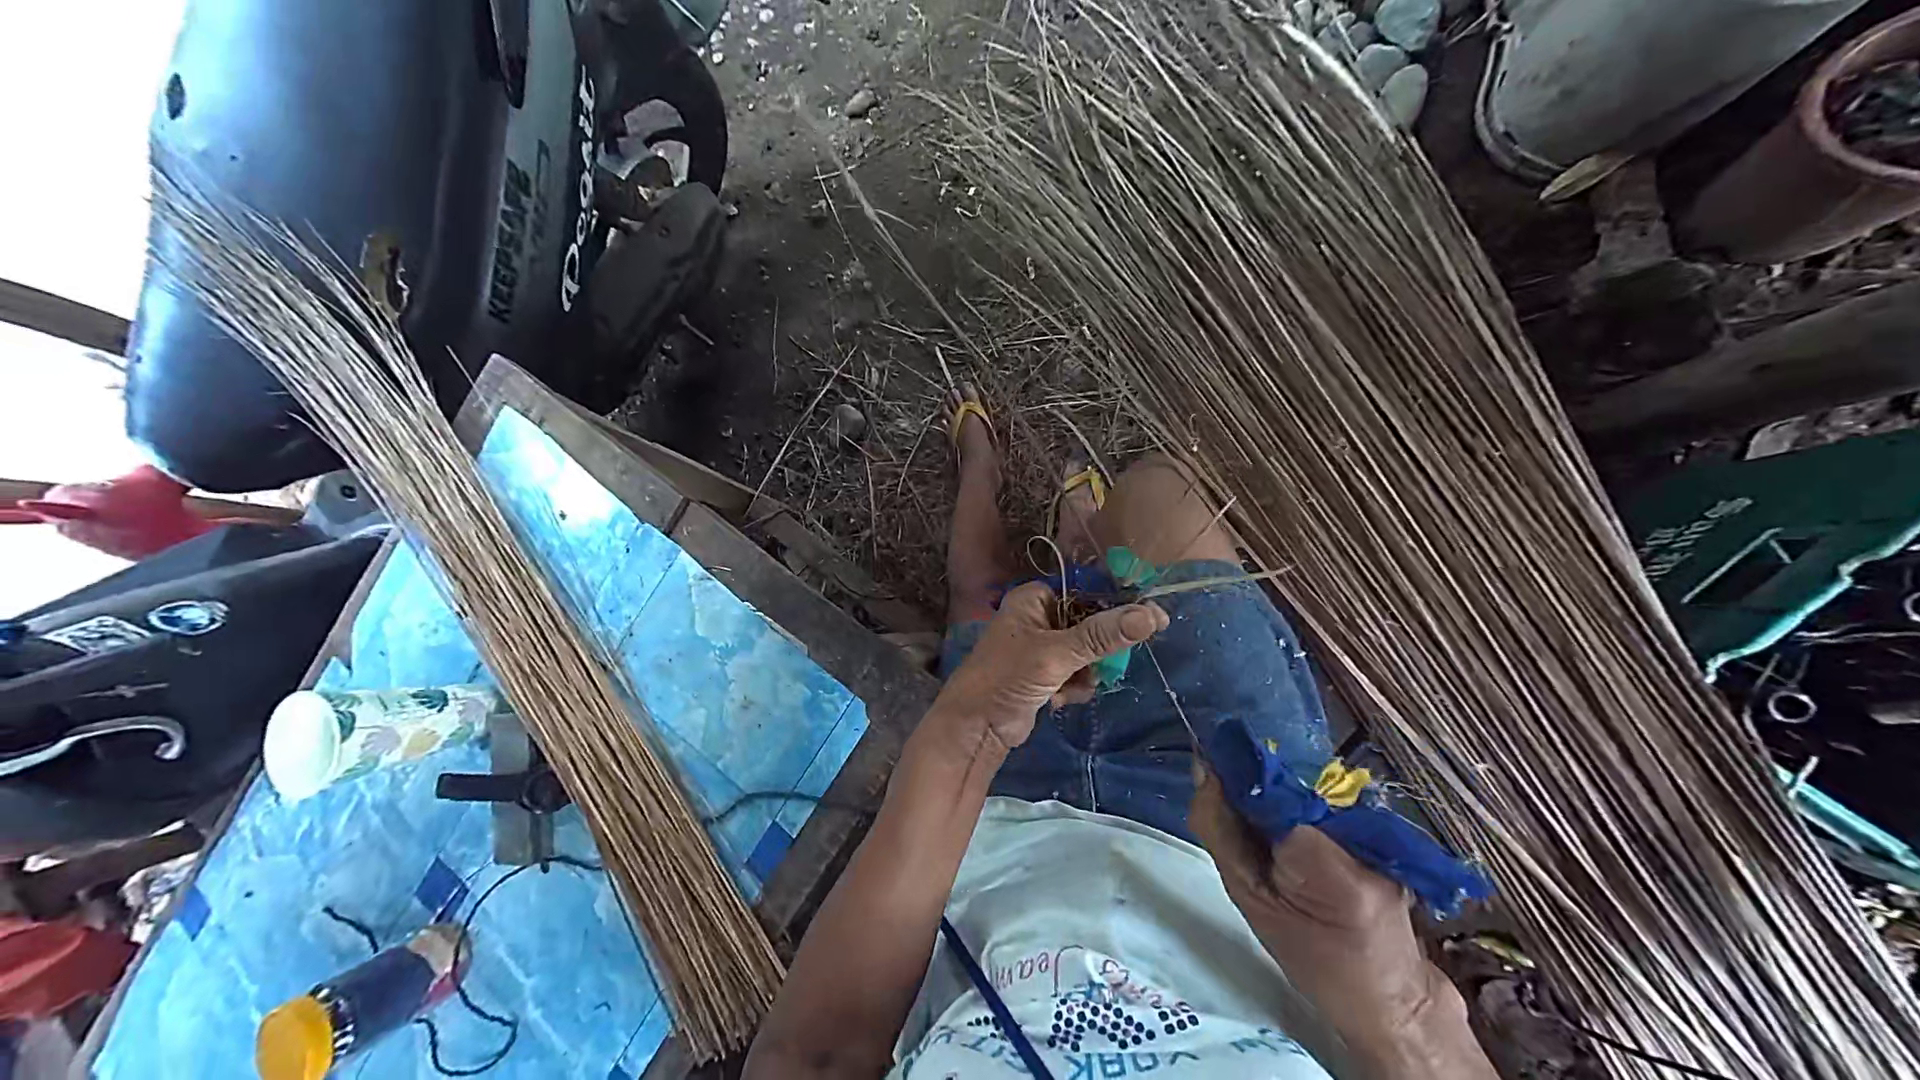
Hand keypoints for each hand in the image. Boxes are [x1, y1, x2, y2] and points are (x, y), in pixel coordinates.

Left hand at [932, 582, 1167, 748]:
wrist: (974, 727)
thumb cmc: (1007, 677)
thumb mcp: (1057, 653)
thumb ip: (1103, 635)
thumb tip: (1151, 615)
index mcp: (1034, 598)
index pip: (1086, 591)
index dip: (1117, 605)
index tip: (1150, 620)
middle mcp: (1038, 617)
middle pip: (1090, 624)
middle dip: (1098, 650)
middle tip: (1110, 665)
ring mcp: (1041, 647)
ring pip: (1087, 652)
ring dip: (1087, 672)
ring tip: (1074, 686)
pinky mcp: (1044, 674)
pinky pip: (1077, 672)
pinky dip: (1075, 686)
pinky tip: (1061, 699)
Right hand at [1189, 767, 1451, 1043]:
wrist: (1390, 995)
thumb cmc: (1314, 960)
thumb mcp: (1248, 898)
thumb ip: (1220, 829)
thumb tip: (1203, 765)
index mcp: (1327, 862)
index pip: (1272, 790)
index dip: (1238, 776)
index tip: (1212, 771)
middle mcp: (1362, 832)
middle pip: (1291, 778)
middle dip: (1254, 780)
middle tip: (1227, 797)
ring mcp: (1380, 825)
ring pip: (1307, 782)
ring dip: (1274, 788)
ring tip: (1255, 812)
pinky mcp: (1383, 825)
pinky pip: (1325, 795)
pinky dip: (1297, 799)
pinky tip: (1283, 819)